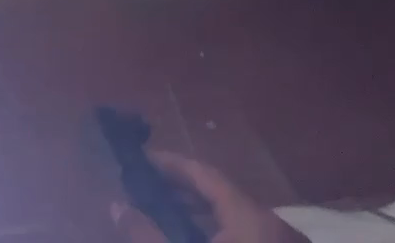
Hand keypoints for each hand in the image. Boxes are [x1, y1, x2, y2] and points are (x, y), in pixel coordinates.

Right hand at [110, 151, 307, 242]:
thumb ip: (145, 235)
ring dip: (200, 218)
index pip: (206, 174)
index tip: (139, 160)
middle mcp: (277, 231)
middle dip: (182, 193)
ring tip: (164, 220)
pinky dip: (220, 237)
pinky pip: (249, 241)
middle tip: (144, 191)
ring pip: (238, 222)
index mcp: (254, 220)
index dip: (170, 164)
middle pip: (223, 197)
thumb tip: (117, 206)